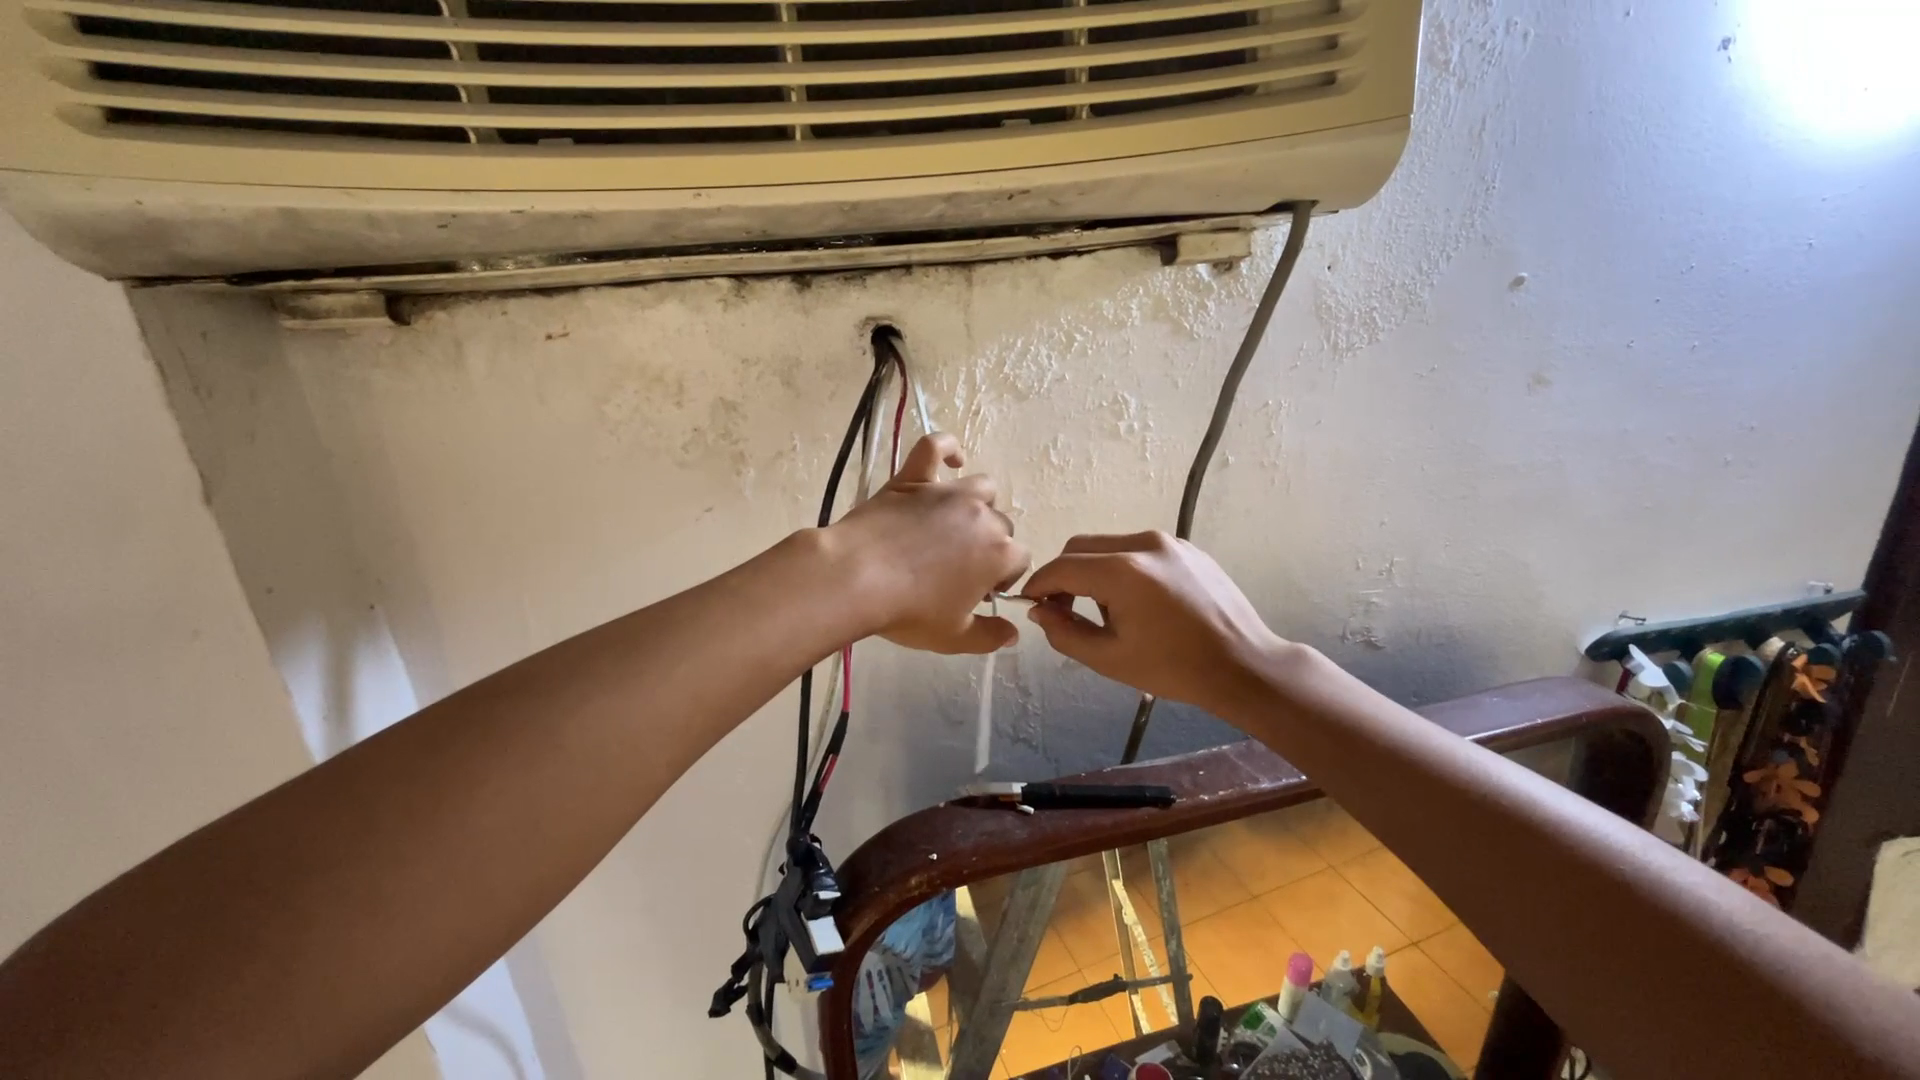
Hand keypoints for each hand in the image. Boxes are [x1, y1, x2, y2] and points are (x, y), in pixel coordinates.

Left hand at [830, 433, 1028, 654]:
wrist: (857, 578)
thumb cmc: (909, 612)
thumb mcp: (955, 638)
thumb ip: (990, 635)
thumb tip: (1013, 633)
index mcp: (999, 554)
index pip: (1019, 560)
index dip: (1003, 577)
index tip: (979, 593)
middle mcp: (981, 516)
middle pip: (1001, 525)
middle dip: (989, 545)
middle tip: (959, 569)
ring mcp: (948, 493)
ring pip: (981, 487)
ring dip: (978, 504)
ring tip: (956, 524)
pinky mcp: (913, 478)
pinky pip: (936, 447)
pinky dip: (947, 448)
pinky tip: (951, 458)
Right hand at [1020, 532, 1284, 711]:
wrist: (1243, 665)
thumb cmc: (1173, 669)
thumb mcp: (1109, 658)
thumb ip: (1064, 632)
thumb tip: (1039, 610)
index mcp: (1122, 572)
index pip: (1061, 567)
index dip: (1038, 585)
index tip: (1030, 605)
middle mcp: (1143, 544)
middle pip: (1081, 546)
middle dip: (1064, 575)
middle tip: (1063, 609)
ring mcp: (1169, 542)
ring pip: (1109, 546)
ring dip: (1093, 571)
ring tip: (1108, 612)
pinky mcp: (1187, 548)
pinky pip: (1138, 550)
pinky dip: (1122, 569)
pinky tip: (1138, 604)